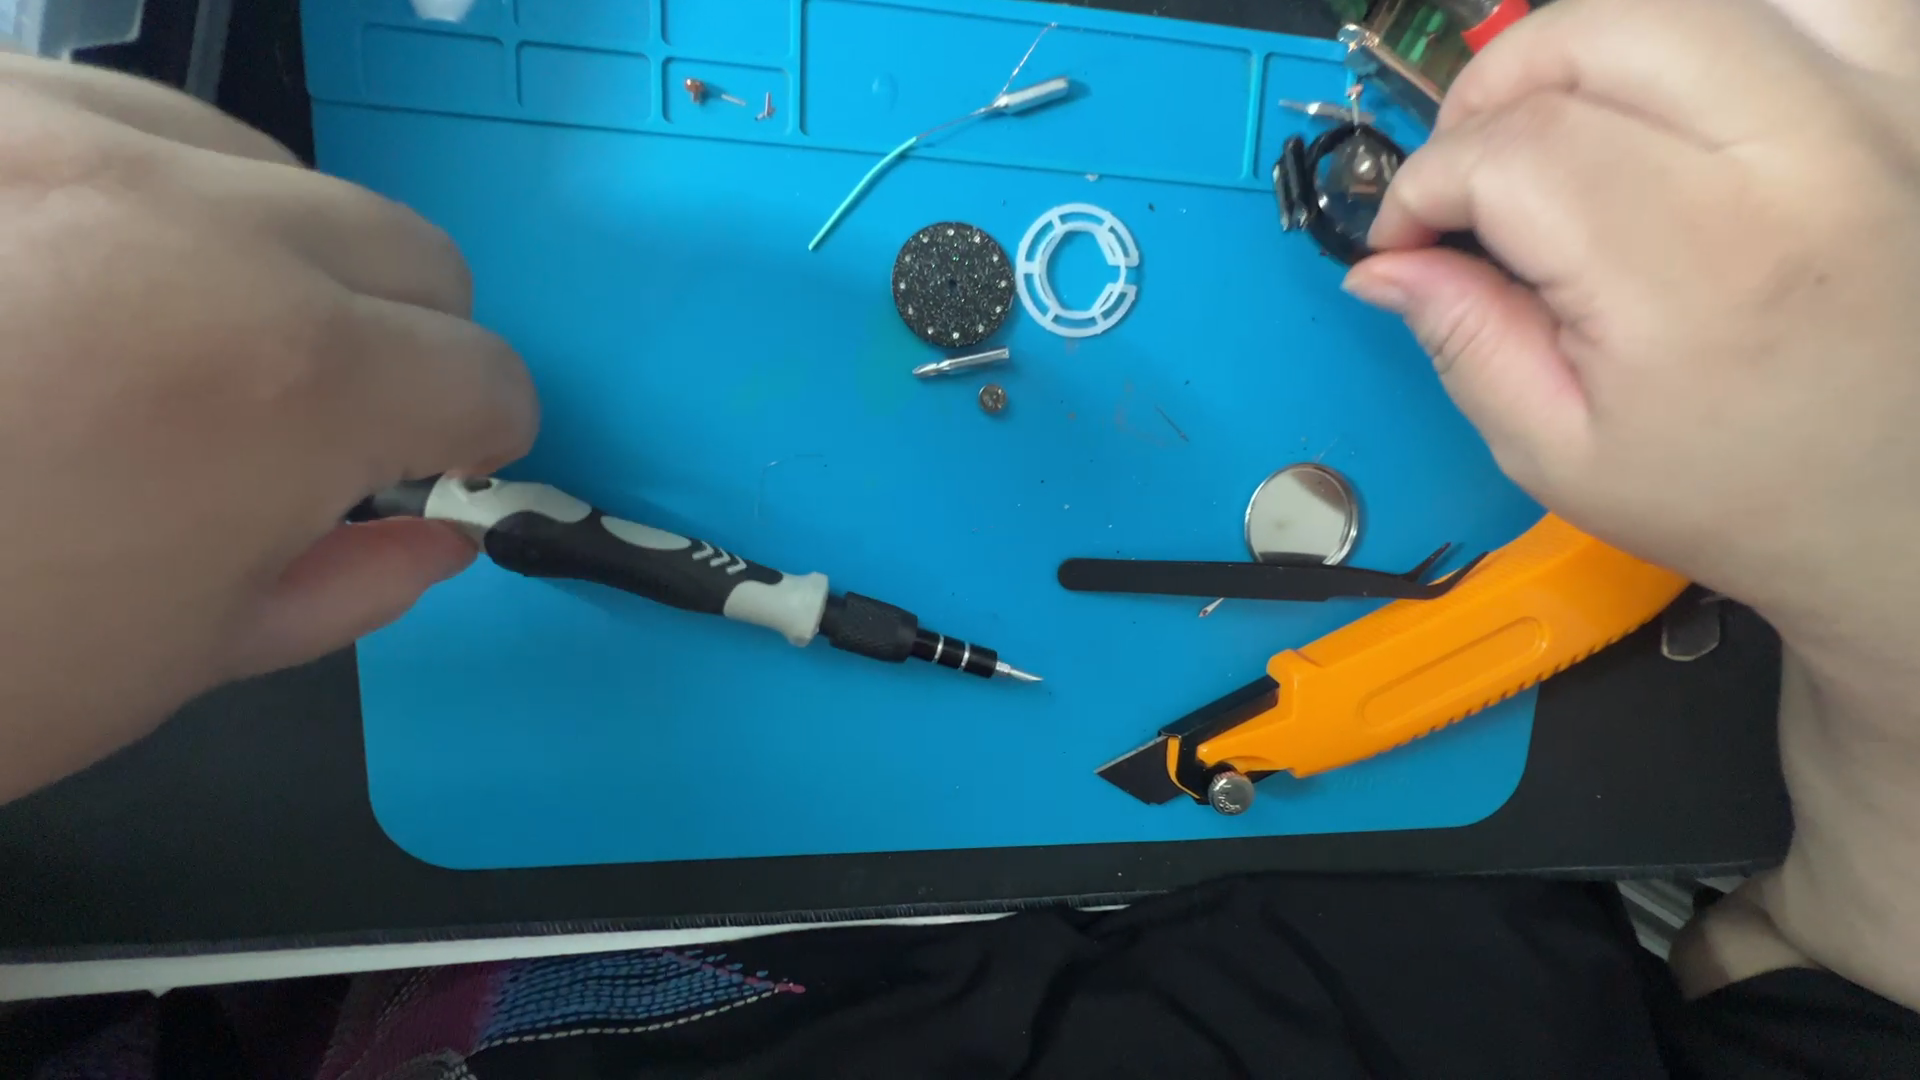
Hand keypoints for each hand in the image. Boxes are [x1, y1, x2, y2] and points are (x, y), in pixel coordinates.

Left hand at [0, 57, 535, 800]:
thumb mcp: (172, 660)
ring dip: (287, 261)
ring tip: (172, 334)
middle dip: (412, 340)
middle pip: (422, 255)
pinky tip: (55, 272)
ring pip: (285, 173)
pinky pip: (121, 122)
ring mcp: (35, 128)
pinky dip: (149, 202)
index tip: (435, 467)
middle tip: (324, 408)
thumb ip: (354, 588)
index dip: (484, 436)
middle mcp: (193, 223)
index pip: (492, 379)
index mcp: (288, 380)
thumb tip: (441, 540)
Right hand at [1346, 0, 1919, 672]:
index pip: (1516, 150)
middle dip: (1484, 96)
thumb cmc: (1715, 490)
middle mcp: (1802, 154)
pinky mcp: (1918, 97)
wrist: (1901, 504)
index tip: (1397, 246)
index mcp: (1690, 265)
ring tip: (1547, 129)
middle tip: (1457, 182)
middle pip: (1601, 33)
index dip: (1421, 185)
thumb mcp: (1547, 446)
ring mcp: (1886, 106)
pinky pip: (1817, 1)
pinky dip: (1708, 30)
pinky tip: (1660, 99)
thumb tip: (1378, 267)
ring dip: (1583, 49)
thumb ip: (1460, 338)